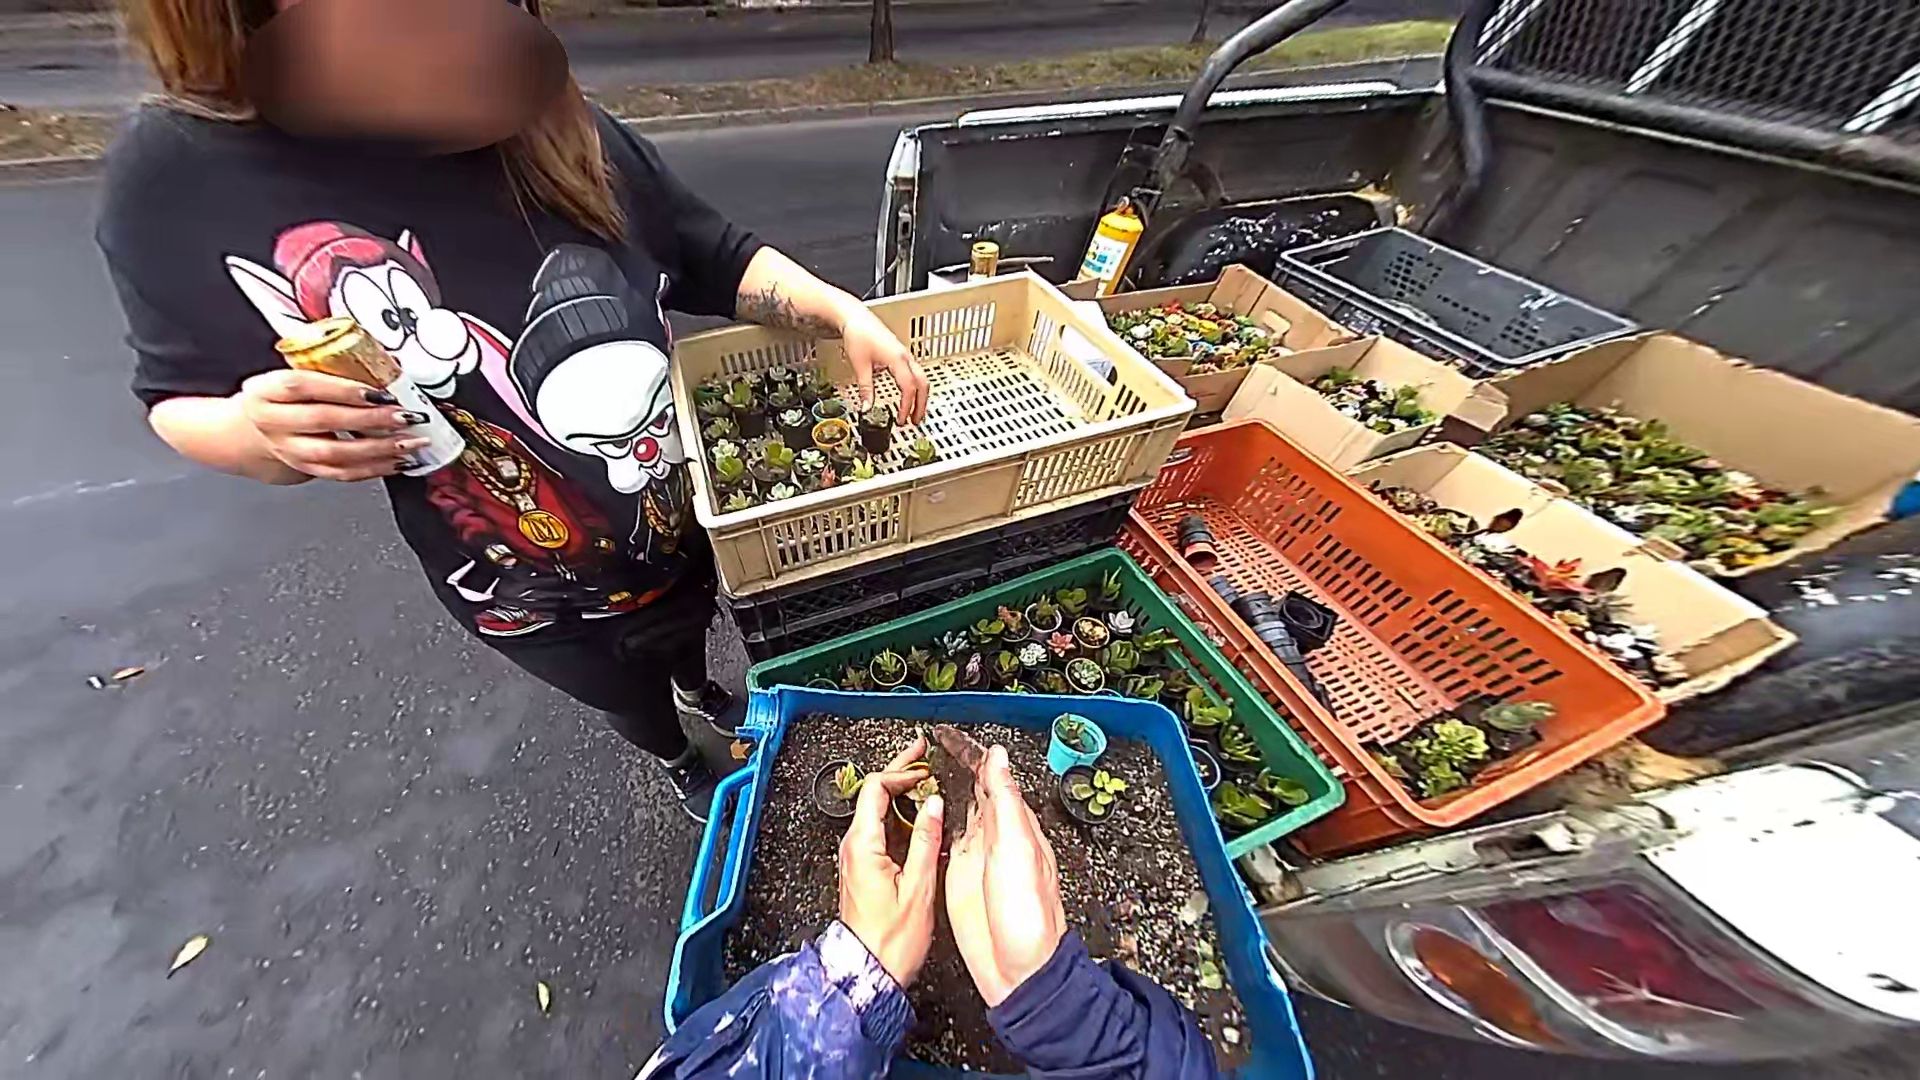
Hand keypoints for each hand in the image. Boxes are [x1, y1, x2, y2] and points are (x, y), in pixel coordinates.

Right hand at [236, 370, 432, 481]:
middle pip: (323, 419)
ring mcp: (288, 449)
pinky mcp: (308, 469)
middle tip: (406, 417)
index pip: (300, 385)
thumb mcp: (304, 377)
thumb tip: (396, 363)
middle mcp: (272, 421)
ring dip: (382, 448)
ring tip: (413, 442)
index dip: (344, 389)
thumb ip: (344, 369)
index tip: (381, 393)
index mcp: (266, 390)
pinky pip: (345, 473)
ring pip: (336, 452)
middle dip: (372, 419)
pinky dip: (378, 469)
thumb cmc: (294, 400)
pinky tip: (402, 461)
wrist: (260, 430)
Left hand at [838, 734, 943, 987]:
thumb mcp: (917, 887)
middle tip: (921, 752)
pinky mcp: (863, 864)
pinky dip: (898, 809)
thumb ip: (926, 840)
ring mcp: (857, 854)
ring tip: (923, 776)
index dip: (900, 771)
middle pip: (873, 792)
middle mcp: (854, 845)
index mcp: (863, 843)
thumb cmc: (890, 941)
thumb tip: (933, 803)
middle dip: (899, 770)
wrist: (867, 975)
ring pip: (876, 807)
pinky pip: (879, 825)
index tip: (923, 764)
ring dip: (899, 788)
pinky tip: (916, 811)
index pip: (875, 788)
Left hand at [840, 307, 929, 425]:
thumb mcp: (859, 365)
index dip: (906, 406)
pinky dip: (916, 387)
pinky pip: (915, 373)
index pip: (908, 388)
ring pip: (921, 378)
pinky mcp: (901, 353)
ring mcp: (905, 354)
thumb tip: (866, 408)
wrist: (855, 316)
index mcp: (897, 359)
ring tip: (915, 411)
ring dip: (920, 396)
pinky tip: (909, 394)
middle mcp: (904, 357)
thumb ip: (865, 389)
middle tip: (916, 421)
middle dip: (921, 404)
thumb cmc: (858, 333)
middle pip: (922, 384)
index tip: (902, 419)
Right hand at [946, 745, 1067, 1006]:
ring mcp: (976, 850)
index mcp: (1013, 818)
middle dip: (957, 762)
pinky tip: (928, 810)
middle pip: (974, 785)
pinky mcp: (959, 870)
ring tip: (928, 767)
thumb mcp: (1016, 845)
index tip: (948, 735)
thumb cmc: (1028, 910)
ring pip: (961, 806)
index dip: (969, 751)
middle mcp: (994, 830)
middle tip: (934, 744)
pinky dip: (937, 817)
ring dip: (948, 786)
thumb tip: (997, 756)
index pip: (990, 772)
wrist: (1018, 969)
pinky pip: (947, 835)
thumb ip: (1004, 798)